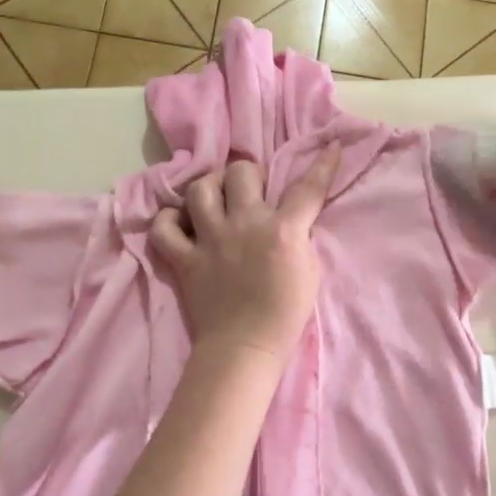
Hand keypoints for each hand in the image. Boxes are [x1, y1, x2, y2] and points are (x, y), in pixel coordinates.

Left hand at [150, 147, 339, 361]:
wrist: (245, 349)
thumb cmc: (285, 315)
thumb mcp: (309, 272)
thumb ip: (300, 239)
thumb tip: (291, 221)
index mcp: (283, 230)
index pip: (307, 188)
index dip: (323, 164)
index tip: (331, 146)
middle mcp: (245, 224)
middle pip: (241, 172)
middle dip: (248, 174)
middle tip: (251, 189)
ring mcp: (210, 240)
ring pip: (200, 189)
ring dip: (210, 187)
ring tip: (215, 198)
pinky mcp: (184, 259)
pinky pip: (164, 228)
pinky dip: (169, 221)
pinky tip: (181, 223)